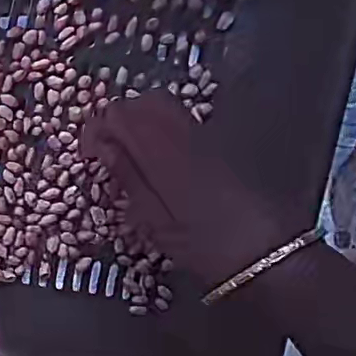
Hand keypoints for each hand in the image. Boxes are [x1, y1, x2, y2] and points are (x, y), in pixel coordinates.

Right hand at [81, 91, 295, 287]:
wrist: (266, 254)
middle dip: (116, 118)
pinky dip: (158, 125)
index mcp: (162, 153)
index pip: (119, 115)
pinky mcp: (218, 143)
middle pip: (141, 102)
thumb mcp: (155, 221)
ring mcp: (203, 135)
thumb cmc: (205, 246)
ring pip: (162, 105)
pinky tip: (155, 156)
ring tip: (128, 151)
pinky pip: (179, 117)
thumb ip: (128, 178)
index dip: (96, 129)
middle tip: (106, 149)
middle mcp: (182, 134)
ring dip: (137, 119)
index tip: (89, 156)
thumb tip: (103, 147)